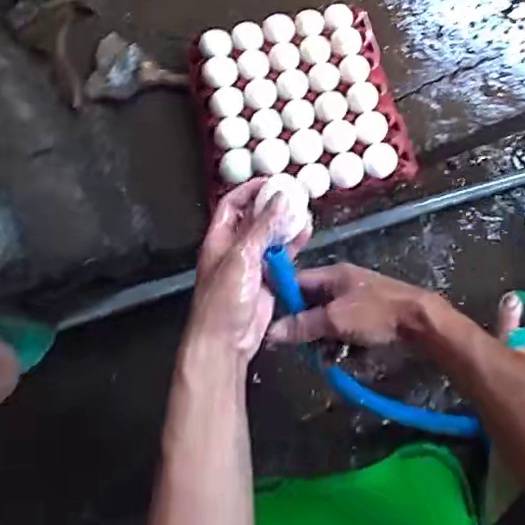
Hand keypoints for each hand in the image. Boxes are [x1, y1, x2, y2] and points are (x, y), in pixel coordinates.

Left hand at [185, 179, 308, 369]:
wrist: (225, 343)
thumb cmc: (222, 301)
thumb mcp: (242, 257)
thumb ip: (263, 227)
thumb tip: (280, 199)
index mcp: (219, 239)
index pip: (231, 204)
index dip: (249, 190)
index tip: (271, 181)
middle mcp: (234, 248)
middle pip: (254, 218)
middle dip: (272, 204)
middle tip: (293, 192)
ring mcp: (251, 264)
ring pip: (271, 236)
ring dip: (286, 223)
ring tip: (303, 210)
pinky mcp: (267, 279)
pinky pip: (282, 256)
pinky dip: (293, 244)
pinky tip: (305, 232)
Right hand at [264, 263, 440, 347]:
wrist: (419, 322)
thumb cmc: (376, 314)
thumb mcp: (336, 320)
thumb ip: (303, 325)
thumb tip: (270, 332)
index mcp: (333, 274)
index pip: (296, 280)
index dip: (280, 298)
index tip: (265, 320)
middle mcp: (341, 283)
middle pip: (309, 305)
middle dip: (305, 328)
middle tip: (303, 348)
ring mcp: (354, 301)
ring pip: (325, 322)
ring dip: (324, 341)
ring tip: (330, 357)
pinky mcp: (365, 319)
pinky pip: (342, 332)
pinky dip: (341, 344)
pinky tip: (345, 357)